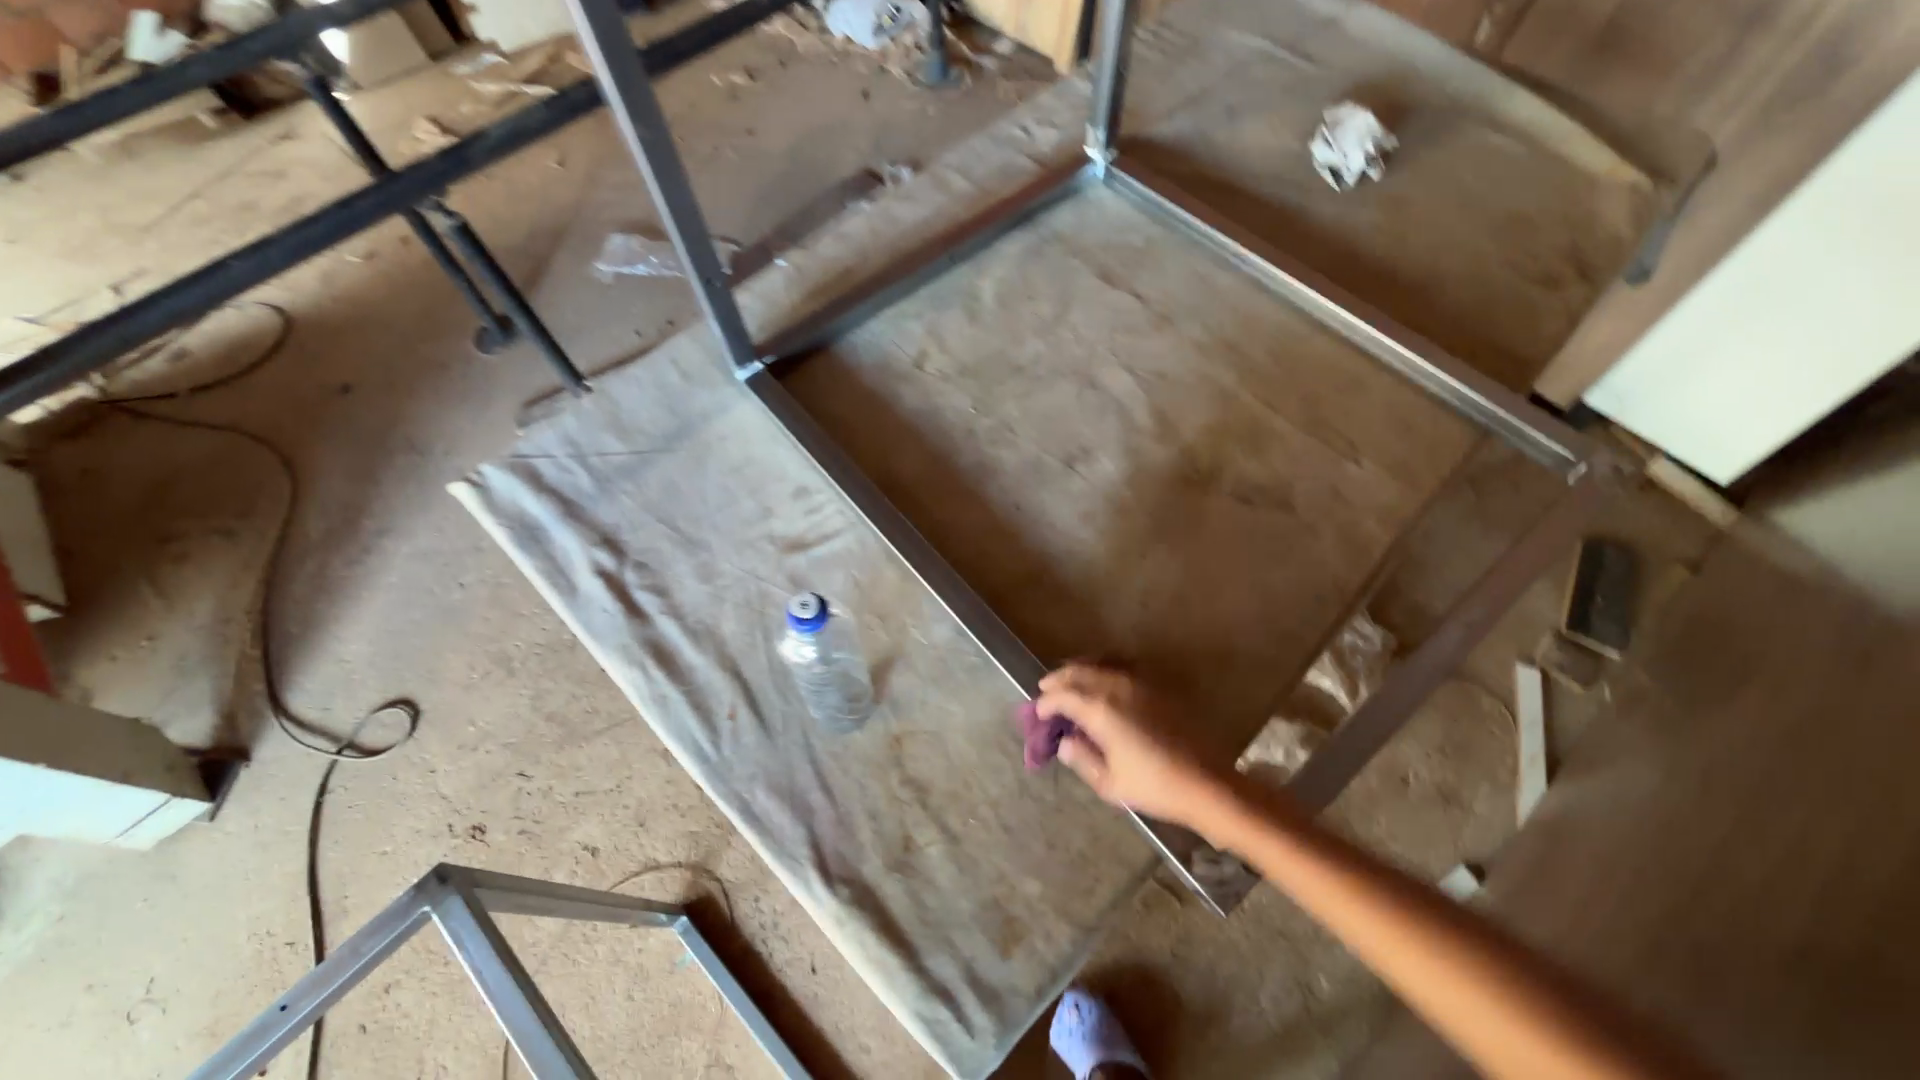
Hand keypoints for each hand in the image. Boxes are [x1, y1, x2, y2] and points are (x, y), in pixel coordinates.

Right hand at [1035, 662, 1232, 828]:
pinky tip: (1105, 680)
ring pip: (1102, 662)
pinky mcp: (1160, 685)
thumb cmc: (1154, 786)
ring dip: (1081, 669)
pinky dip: (1106, 668)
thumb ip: (1081, 758)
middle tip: (1046, 690)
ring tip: (1071, 680)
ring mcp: (1141, 681)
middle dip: (1059, 680)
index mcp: (1100, 709)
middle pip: (1079, 671)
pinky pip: (1124, 665)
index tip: (1038, 713)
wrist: (1207, 782)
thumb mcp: (1109, 783)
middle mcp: (1118, 686)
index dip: (1046, 703)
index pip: (1063, 696)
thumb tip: (1064, 742)